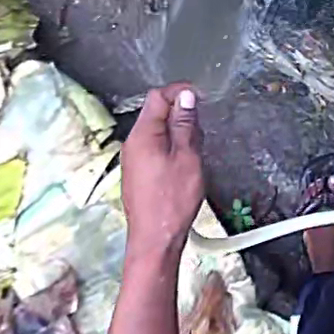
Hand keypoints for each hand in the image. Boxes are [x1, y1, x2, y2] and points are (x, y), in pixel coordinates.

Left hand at [122, 82, 205, 264]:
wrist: (154, 241)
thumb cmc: (173, 199)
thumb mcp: (187, 157)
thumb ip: (184, 124)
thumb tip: (185, 96)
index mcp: (143, 134)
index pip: (158, 96)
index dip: (179, 92)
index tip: (200, 98)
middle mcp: (133, 142)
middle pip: (156, 112)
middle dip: (180, 114)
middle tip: (200, 132)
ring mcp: (133, 158)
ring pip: (156, 130)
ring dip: (177, 132)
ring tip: (194, 152)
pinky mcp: (137, 171)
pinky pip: (154, 146)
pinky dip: (170, 146)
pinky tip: (184, 164)